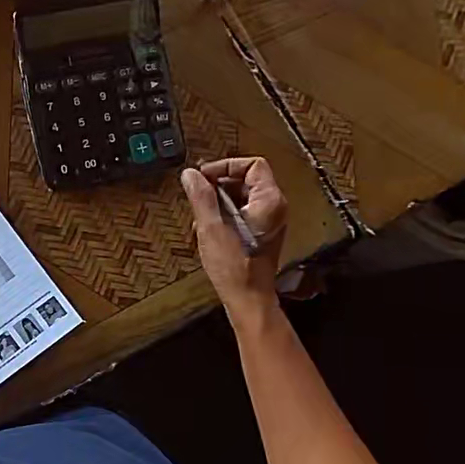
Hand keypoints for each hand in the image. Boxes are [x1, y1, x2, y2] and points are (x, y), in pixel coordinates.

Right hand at [181, 158, 288, 324]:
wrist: (248, 298)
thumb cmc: (234, 266)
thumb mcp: (211, 228)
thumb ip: (201, 197)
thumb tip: (190, 175)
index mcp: (269, 201)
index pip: (252, 165)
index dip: (225, 166)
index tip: (202, 176)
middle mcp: (274, 208)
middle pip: (247, 179)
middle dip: (219, 183)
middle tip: (196, 192)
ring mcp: (269, 221)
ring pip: (242, 196)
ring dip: (218, 199)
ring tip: (199, 214)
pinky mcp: (260, 233)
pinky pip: (242, 211)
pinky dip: (224, 212)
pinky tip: (207, 227)